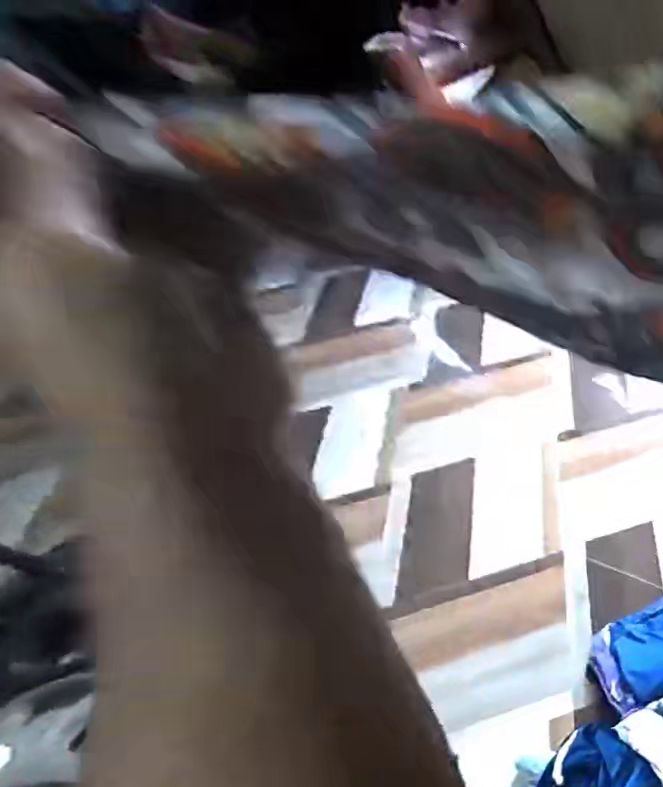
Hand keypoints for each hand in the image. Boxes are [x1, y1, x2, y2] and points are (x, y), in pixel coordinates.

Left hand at [0, 65, 288, 433]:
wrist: (203, 426)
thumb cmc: (115, 345)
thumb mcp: (60, 248)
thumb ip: (44, 175)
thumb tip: (32, 106)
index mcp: (12, 230)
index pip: (7, 150)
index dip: (12, 108)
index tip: (47, 89)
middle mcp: (66, 237)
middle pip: (75, 167)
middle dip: (99, 137)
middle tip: (134, 124)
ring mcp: (143, 264)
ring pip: (152, 197)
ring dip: (175, 175)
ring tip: (200, 155)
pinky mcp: (209, 288)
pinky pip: (214, 237)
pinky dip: (230, 216)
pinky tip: (244, 198)